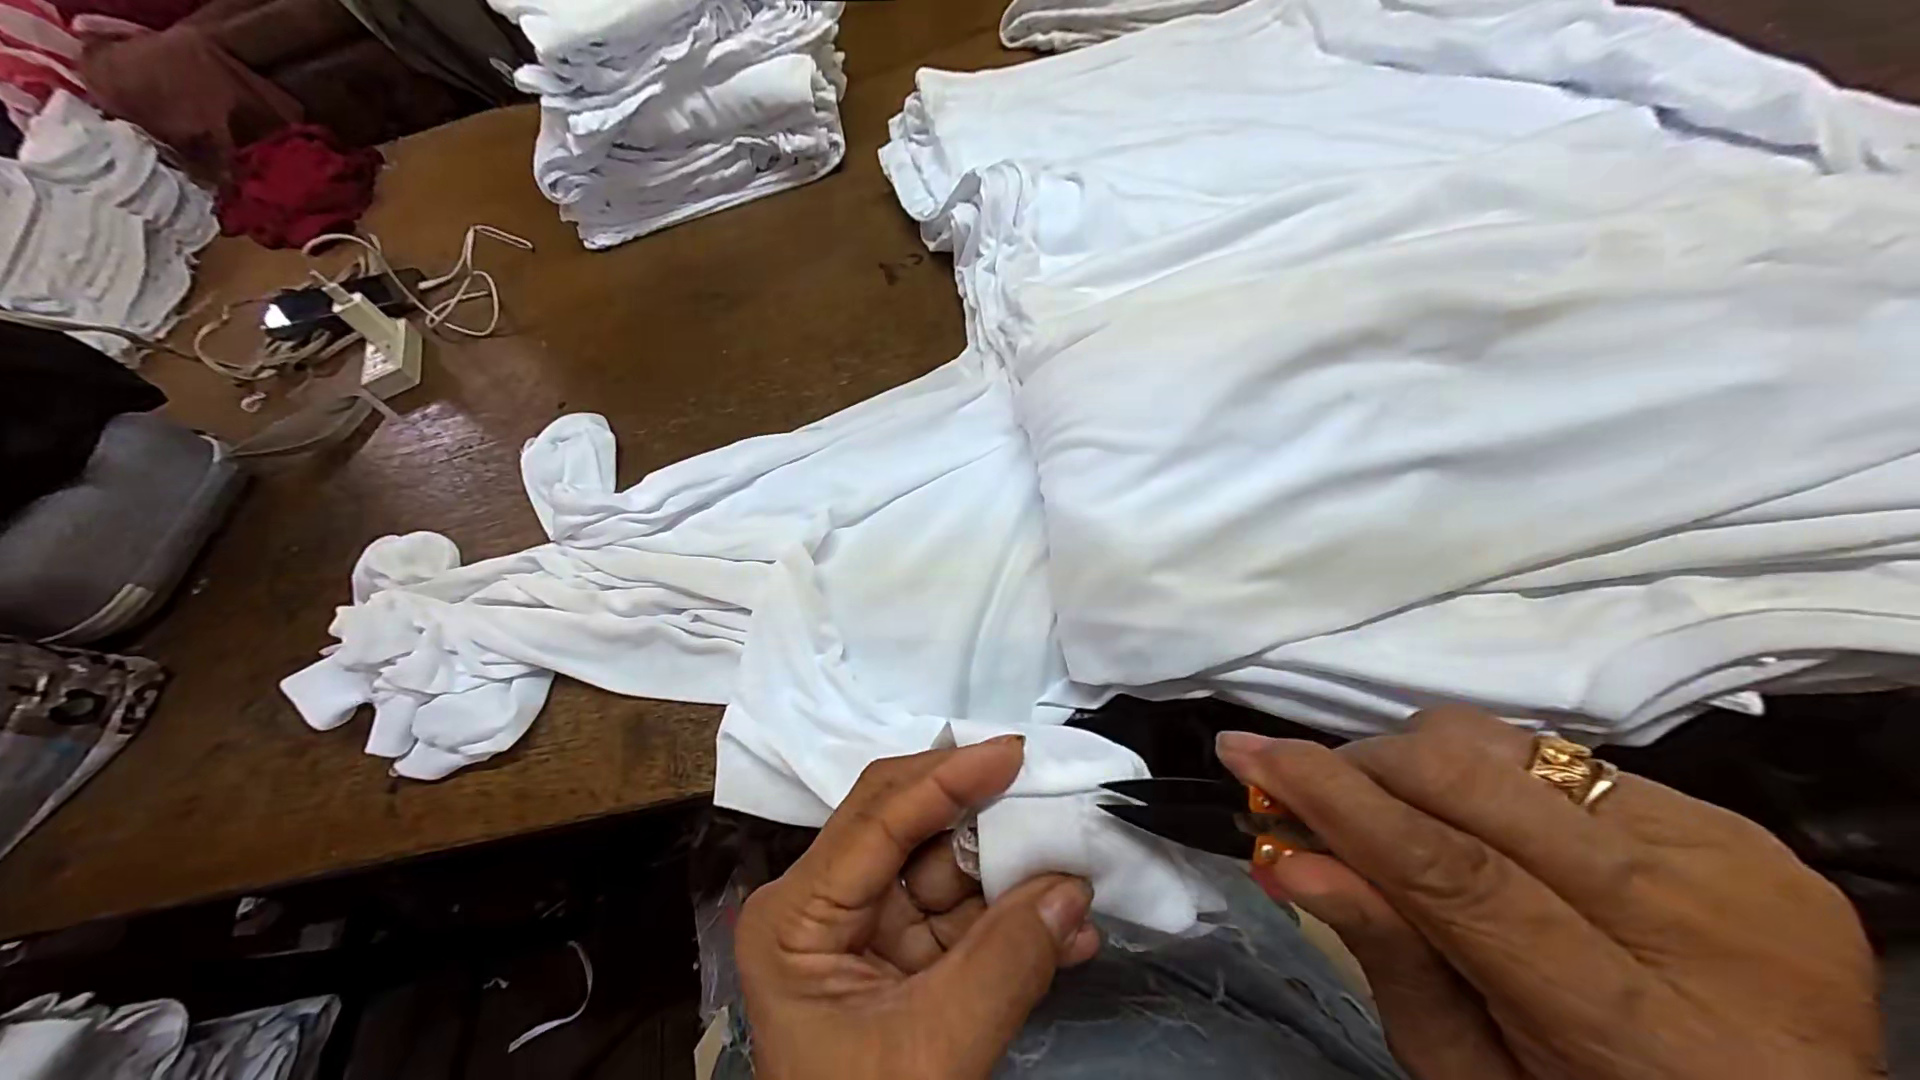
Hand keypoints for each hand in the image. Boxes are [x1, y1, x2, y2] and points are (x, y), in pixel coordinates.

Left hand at [737, 736, 1102, 1079]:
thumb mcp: (931, 1053)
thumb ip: (1005, 965)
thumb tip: (1072, 890)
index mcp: (799, 913)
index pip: (878, 816)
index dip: (947, 776)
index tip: (1011, 751)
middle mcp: (828, 903)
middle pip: (911, 828)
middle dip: (982, 812)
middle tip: (1043, 788)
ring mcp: (871, 928)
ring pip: (948, 868)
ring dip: (1012, 869)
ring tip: (1074, 866)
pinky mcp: (907, 956)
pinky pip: (966, 917)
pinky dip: (1015, 918)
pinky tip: (1068, 926)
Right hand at [1216, 707, 1883, 1079]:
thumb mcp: (1465, 1071)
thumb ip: (1386, 957)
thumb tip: (1284, 860)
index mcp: (1644, 1036)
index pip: (1452, 873)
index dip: (1335, 799)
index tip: (1242, 749)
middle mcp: (1706, 929)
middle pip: (1473, 782)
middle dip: (1360, 765)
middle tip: (1302, 785)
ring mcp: (1733, 861)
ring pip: (1502, 745)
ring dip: (1415, 763)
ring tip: (1397, 809)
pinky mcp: (1736, 826)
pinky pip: (1551, 752)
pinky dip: (1483, 774)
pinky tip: (1486, 822)